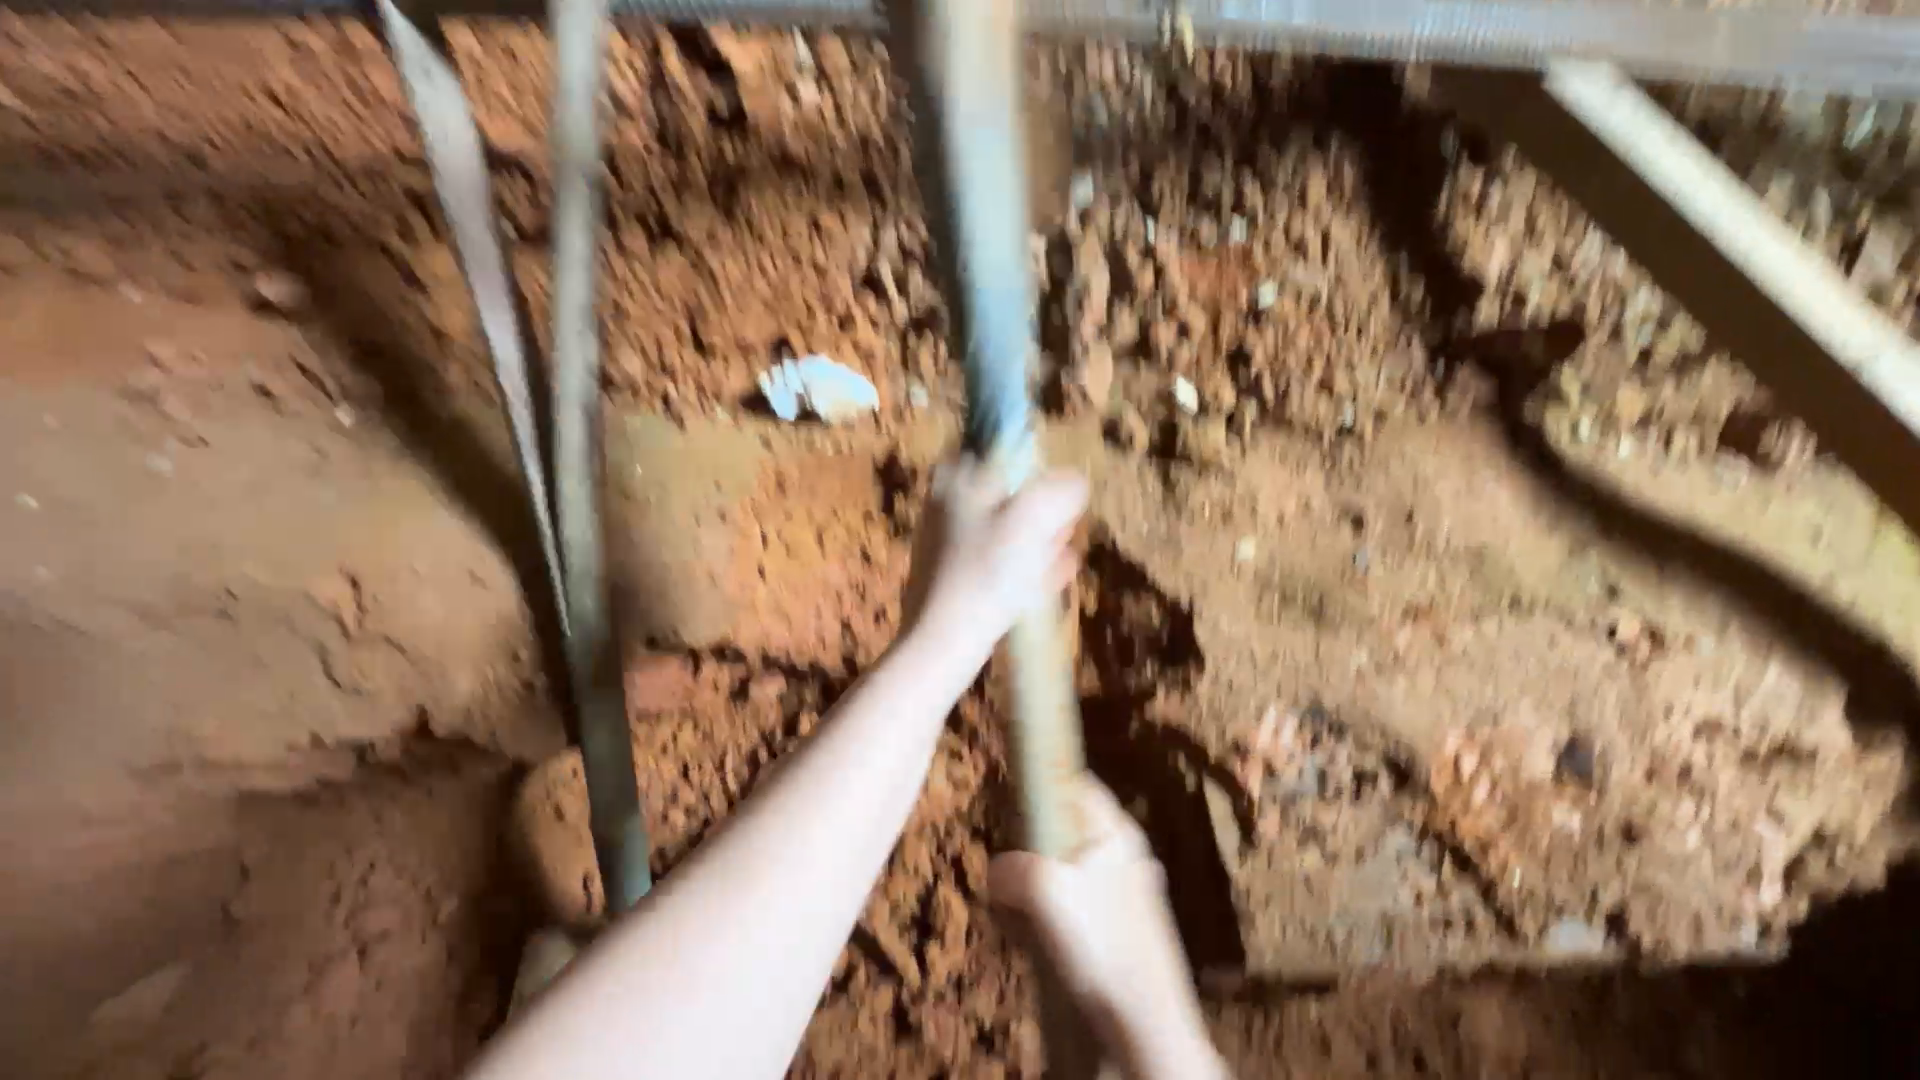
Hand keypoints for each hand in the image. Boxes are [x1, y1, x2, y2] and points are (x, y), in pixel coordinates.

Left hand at [900, 457, 1086, 655]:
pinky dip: (1022, 571)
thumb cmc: (987, 572)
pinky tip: (1040, 587)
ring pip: (1010, 531)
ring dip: (1039, 546)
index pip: (1008, 449)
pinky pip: (999, 562)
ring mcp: (948, 538)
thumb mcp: (1035, 516)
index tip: (1053, 500)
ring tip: (1055, 564)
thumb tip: (1074, 484)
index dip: (1038, 472)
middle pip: (1014, 494)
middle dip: (1043, 516)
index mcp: (955, 473)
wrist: (943, 641)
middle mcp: (947, 499)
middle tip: (1058, 536)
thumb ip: (1063, 488)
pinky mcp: (955, 574)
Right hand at [989, 778, 1229, 1079]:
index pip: (1073, 782)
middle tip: (1010, 878)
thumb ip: (1013, 867)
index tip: (1009, 799)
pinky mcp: (1115, 929)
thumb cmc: (1104, 947)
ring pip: (1060, 874)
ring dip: (1033, 894)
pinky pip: (1069, 909)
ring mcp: (1121, 893)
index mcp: (1116, 831)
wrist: (1144, 1023)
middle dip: (1028, 853)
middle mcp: (1123, 855)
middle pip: (1060, 832)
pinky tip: (1037, 946)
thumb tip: (996, 871)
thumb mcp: (1046, 892)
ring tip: (1020, 921)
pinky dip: (1048, 921)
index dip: (1040, 784)